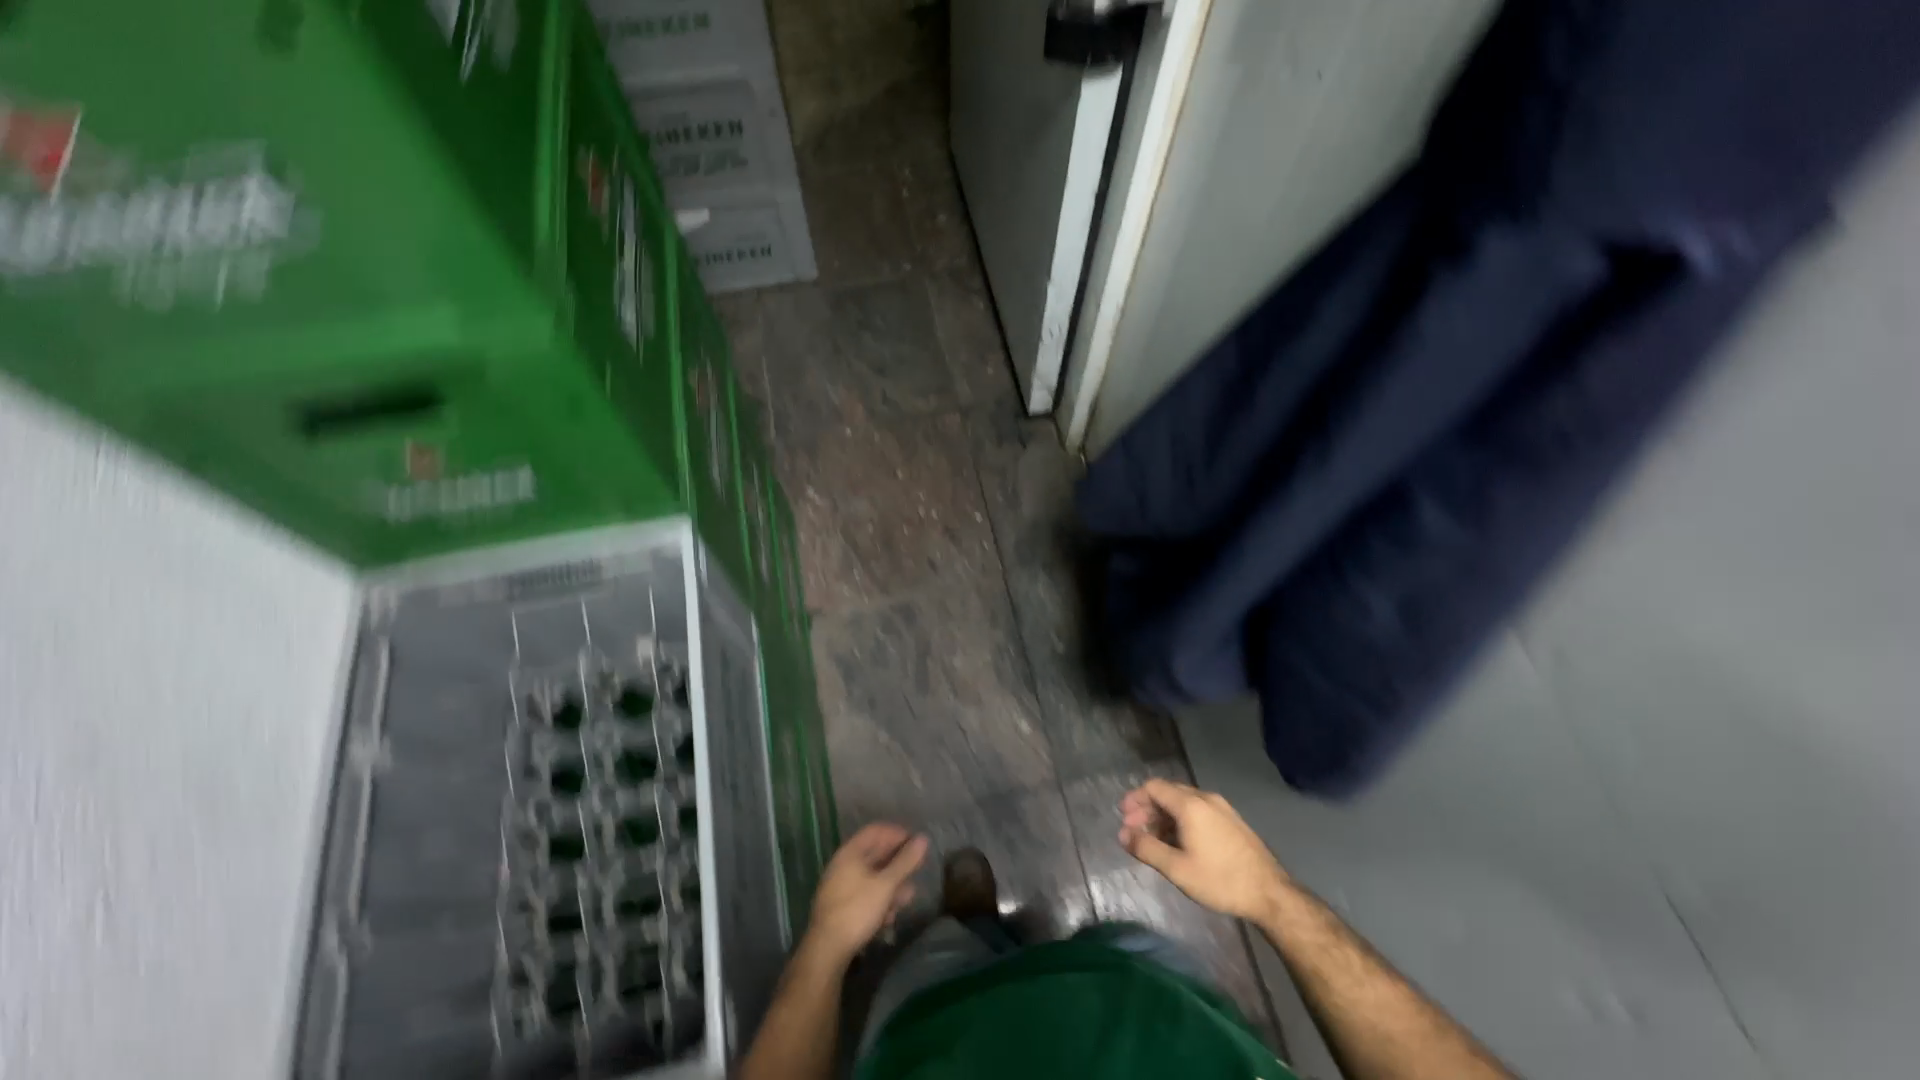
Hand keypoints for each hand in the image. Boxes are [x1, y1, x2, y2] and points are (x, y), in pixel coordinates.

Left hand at [805, 823, 928, 963]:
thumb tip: (923, 839)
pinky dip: (880, 899)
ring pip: (872, 877)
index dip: (897, 834)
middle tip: (917, 869)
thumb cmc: (857, 910)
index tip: (917, 843)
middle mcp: (843, 865)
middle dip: (898, 862)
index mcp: (850, 853)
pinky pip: (865, 894)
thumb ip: (905, 862)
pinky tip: (890, 915)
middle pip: (874, 854)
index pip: (876, 831)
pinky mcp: (842, 906)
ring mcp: (841, 886)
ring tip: (908, 897)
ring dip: (892, 884)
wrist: (827, 949)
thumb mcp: (886, 885)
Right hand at [1119, 779, 1291, 923]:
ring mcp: (1222, 809)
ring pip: (1184, 802)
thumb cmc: (1219, 880)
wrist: (1270, 893)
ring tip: (1155, 840)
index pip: (1154, 787)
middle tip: (1135, 831)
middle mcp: (1206, 799)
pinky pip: (1199, 811)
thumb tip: (1122, 834)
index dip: (1135, 800)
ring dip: (1164, 816)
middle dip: (1148, 808)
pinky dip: (1182, 820)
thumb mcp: (1176, 868)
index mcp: (1191, 805)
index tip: (1124, 819)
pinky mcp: (1232, 821)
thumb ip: (1146, 848)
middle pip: (1168, 792)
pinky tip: (1180, 843)